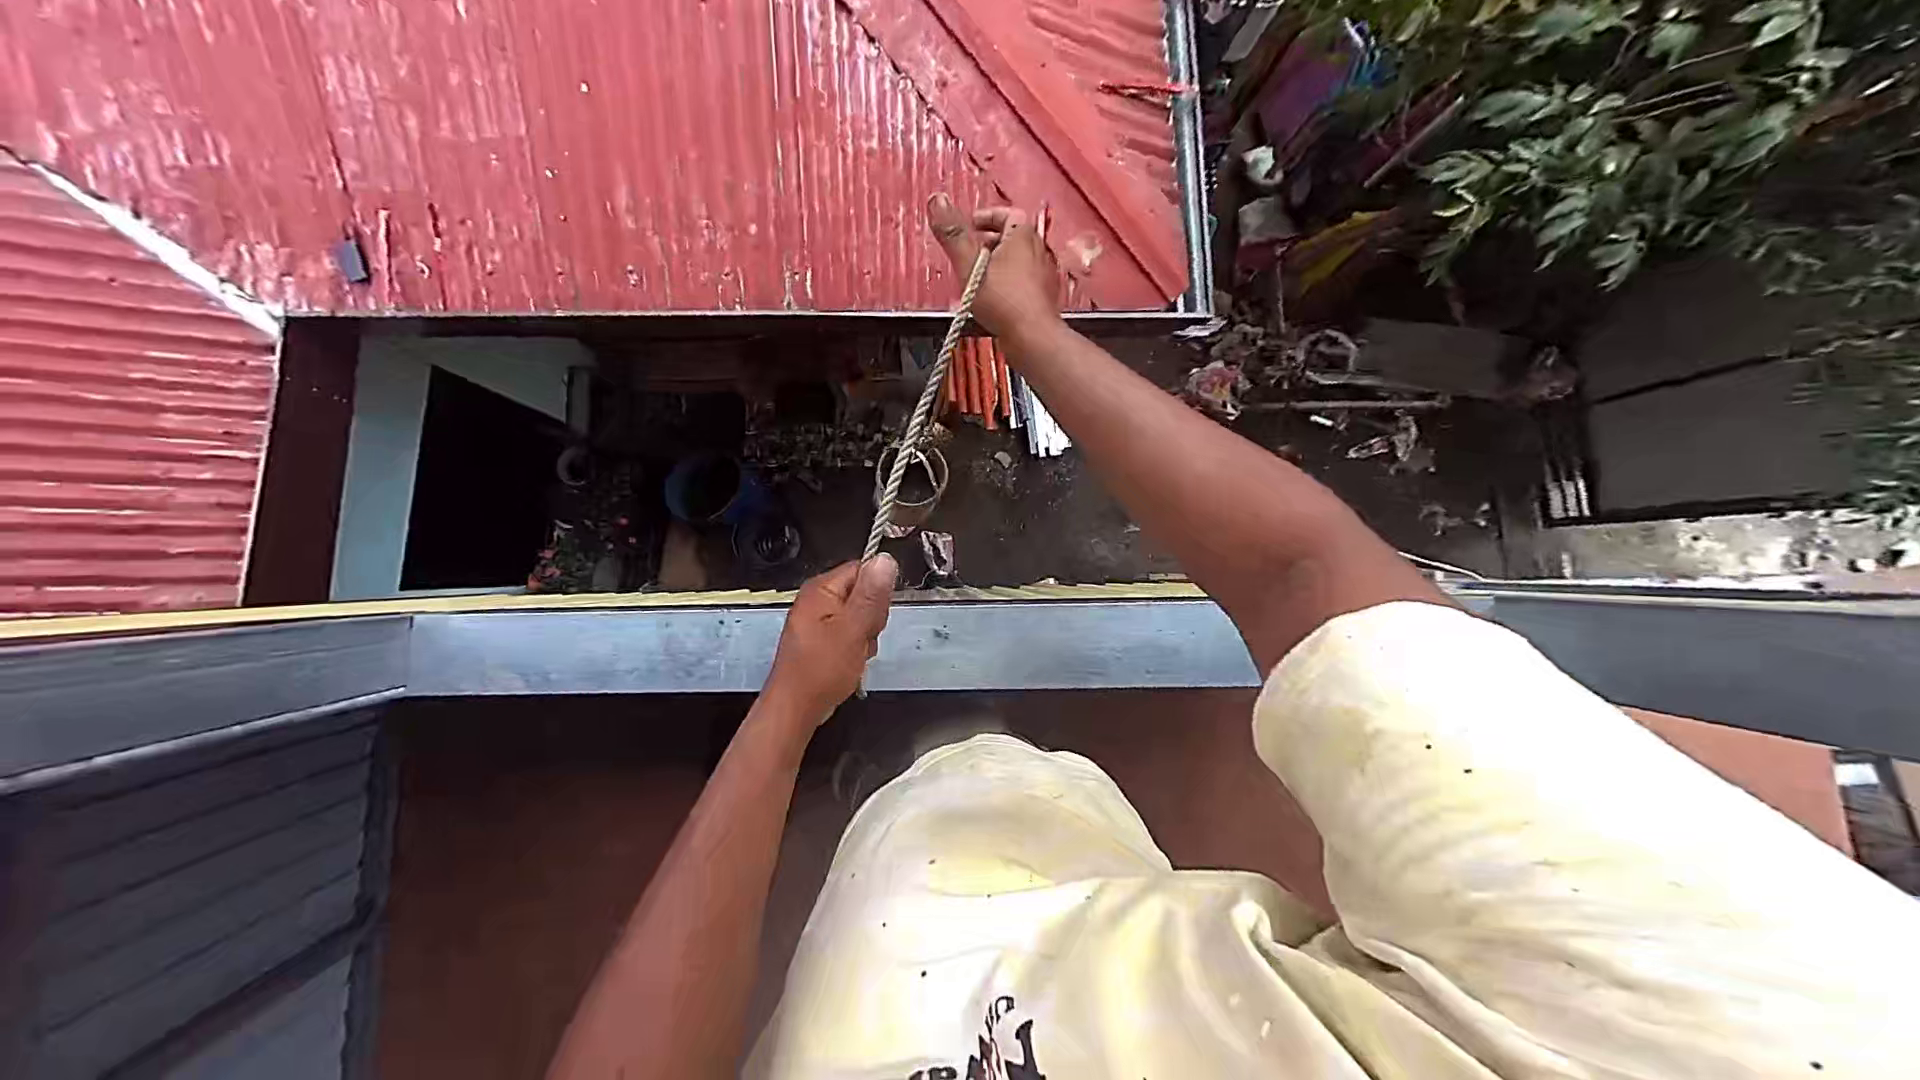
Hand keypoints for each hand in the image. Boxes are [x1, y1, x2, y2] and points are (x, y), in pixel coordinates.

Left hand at [762, 555, 897, 725]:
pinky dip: (857, 647)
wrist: (797, 708)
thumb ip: (871, 594)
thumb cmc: (820, 670)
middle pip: (864, 593)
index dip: (877, 591)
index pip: (863, 570)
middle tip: (862, 636)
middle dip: (872, 618)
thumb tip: (885, 560)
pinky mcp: (823, 638)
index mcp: (821, 589)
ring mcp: (819, 620)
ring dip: (866, 636)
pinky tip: (850, 660)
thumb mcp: (853, 628)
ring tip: (854, 652)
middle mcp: (817, 600)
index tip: (875, 613)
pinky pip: (852, 633)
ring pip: (861, 616)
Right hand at [927, 194, 1062, 340]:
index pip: (1007, 214)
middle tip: (970, 253)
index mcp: (1022, 236)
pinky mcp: (1041, 298)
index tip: (971, 226)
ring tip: (978, 278)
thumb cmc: (1005, 303)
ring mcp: (1042, 276)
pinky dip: (1007, 285)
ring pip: (1017, 261)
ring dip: (997, 265)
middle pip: (1012, 238)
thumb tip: (938, 201)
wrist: (1032, 337)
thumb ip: (953, 234)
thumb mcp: (970, 266)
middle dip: (989, 243)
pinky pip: (1022, 283)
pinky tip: (993, 300)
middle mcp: (1037, 252)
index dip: (987, 217)